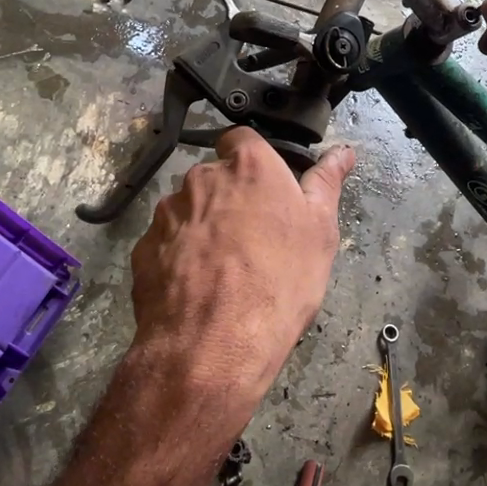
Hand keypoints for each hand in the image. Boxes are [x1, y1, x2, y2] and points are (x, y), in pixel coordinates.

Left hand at [128, 128, 355, 402]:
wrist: (212, 347)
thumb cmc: (279, 281)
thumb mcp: (320, 231)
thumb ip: (327, 182)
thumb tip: (343, 152)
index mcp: (248, 164)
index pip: (243, 138)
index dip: (255, 160)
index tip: (268, 187)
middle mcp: (202, 178)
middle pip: (216, 176)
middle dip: (231, 197)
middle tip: (254, 235)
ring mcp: (167, 214)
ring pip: (190, 209)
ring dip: (204, 226)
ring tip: (225, 268)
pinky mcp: (143, 249)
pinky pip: (166, 243)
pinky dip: (180, 256)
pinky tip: (199, 287)